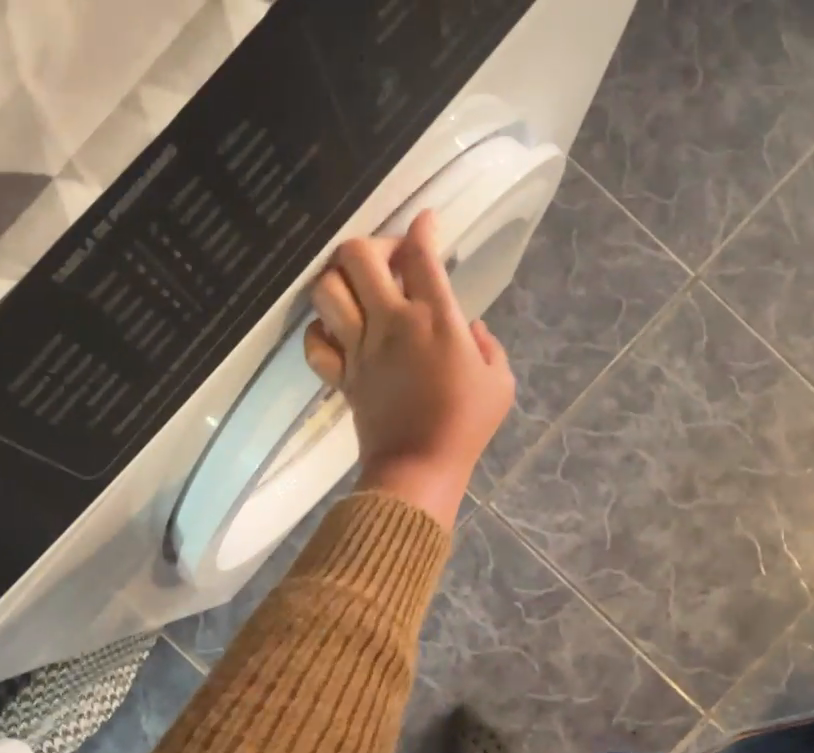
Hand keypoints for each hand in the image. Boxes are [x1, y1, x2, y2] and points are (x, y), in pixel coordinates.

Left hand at [303, 210, 514, 529]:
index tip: (427, 223)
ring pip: (327, 290)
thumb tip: (472, 327)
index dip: (422, 228)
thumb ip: (489, 346)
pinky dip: (319, 331)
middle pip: (358, 255)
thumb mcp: (499, 382)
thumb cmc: (465, 426)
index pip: (420, 253)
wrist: (418, 469)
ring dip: (339, 279)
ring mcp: (359, 348)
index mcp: (434, 318)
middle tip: (389, 261)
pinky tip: (337, 333)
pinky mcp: (341, 376)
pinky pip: (314, 343)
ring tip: (357, 289)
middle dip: (371, 245)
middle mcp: (390, 322)